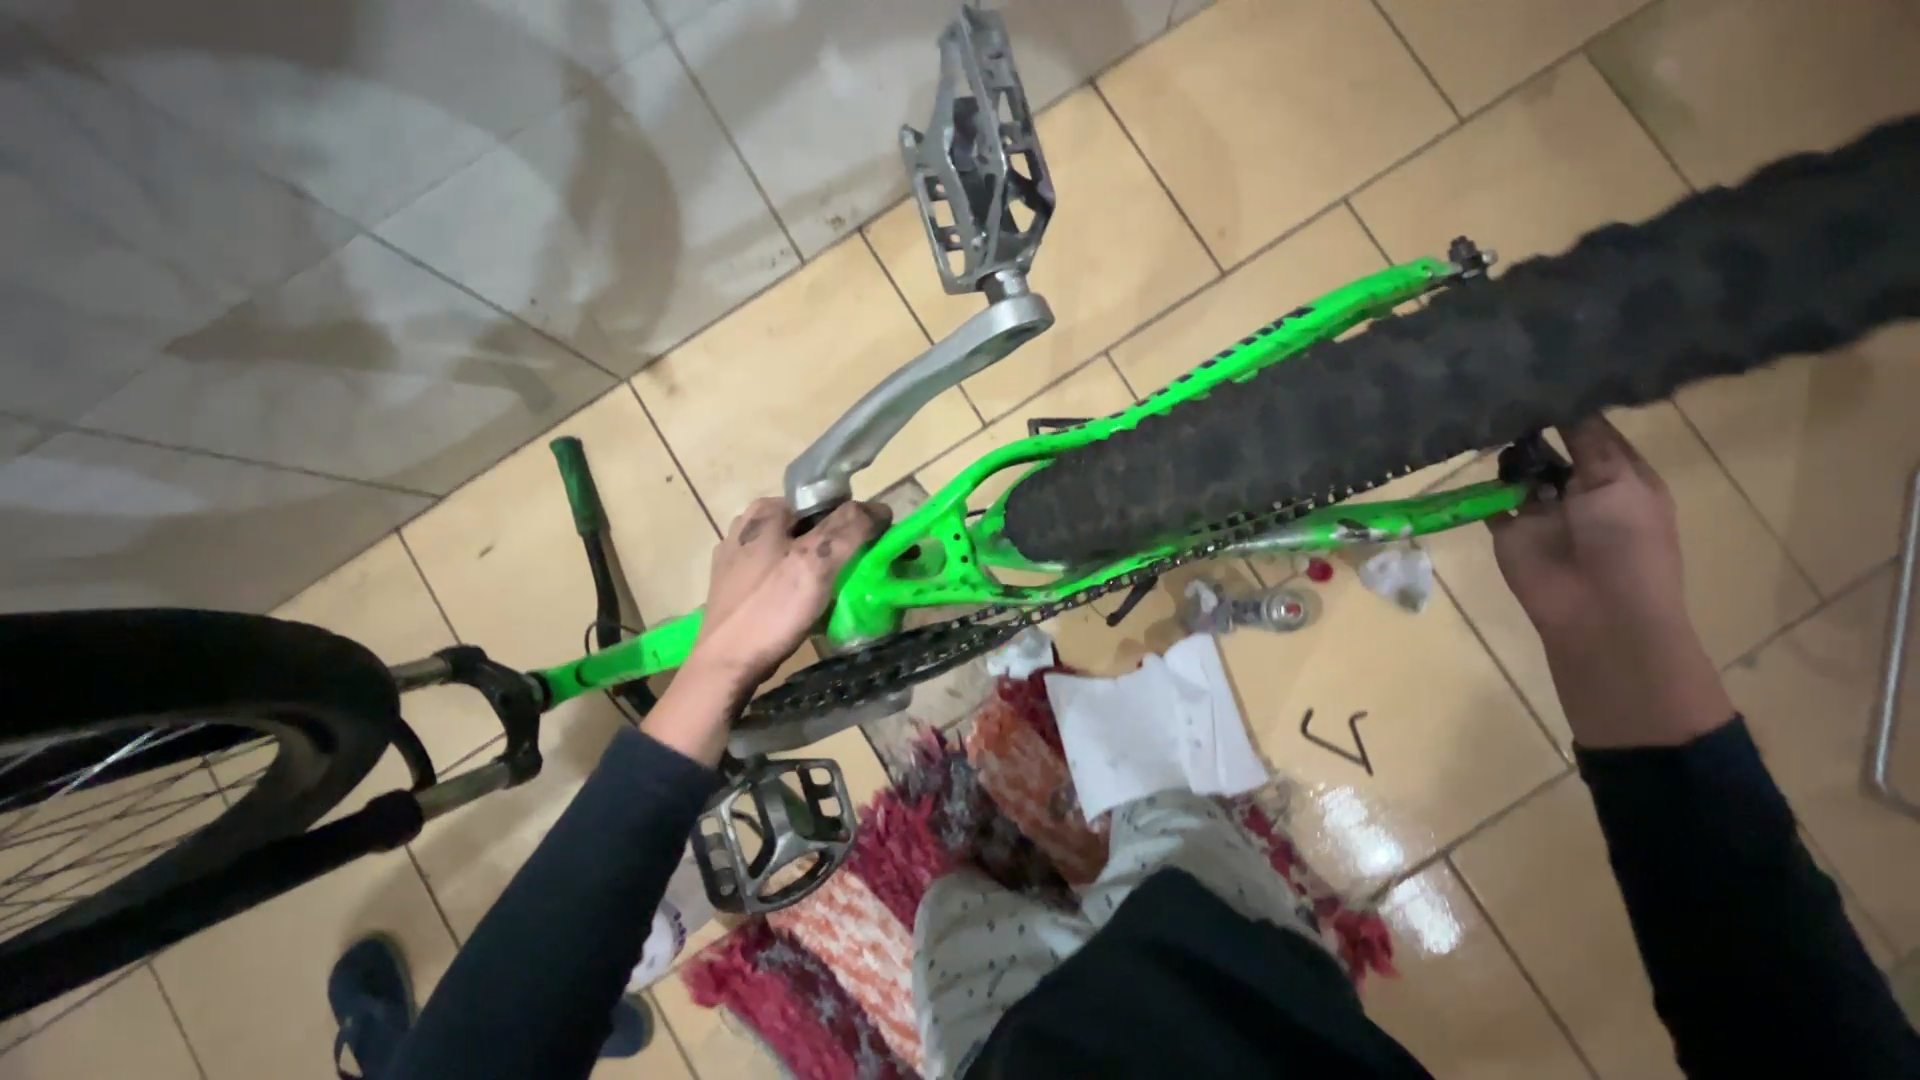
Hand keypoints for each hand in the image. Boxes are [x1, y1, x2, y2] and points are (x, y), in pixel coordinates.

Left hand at [686, 498, 889, 691]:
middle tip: (861, 575)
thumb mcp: (818, 562)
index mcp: (766, 510)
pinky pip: (779, 576)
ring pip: (795, 553)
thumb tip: (881, 507)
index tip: (872, 550)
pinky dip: (798, 585)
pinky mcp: (734, 587)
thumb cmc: (771, 609)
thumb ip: (850, 528)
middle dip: (839, 547)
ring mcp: (737, 557)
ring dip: (820, 568)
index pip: (824, 502)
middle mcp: (747, 526)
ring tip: (839, 595)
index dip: (854, 522)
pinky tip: (807, 607)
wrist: (725, 665)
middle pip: (810, 527)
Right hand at [1489, 417, 1733, 748]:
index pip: (1592, 430)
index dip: (1571, 405)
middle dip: (1532, 423)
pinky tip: (1465, 455)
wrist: (1597, 610)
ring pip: (1518, 470)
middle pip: (1552, 447)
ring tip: (1483, 415)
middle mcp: (1579, 488)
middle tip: (1502, 388)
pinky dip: (1478, 484)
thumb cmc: (1626, 542)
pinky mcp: (1507, 529)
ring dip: (1506, 450)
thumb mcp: (1619, 480)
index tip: (1543, 373)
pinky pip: (1488, 500)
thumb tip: (1567, 399)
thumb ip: (1590, 440)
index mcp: (1619, 475)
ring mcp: (1541, 510)